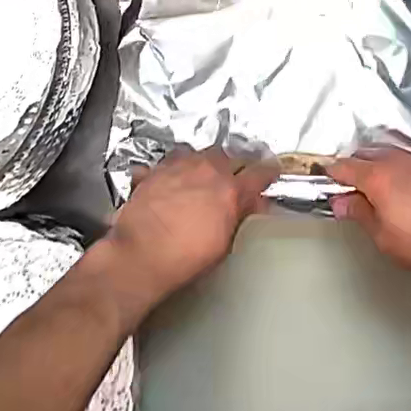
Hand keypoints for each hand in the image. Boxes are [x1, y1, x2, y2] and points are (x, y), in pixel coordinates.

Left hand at [103, 148, 278, 314]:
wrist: (138, 256)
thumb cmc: (183, 258)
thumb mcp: (224, 244)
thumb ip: (241, 216)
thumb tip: (255, 203)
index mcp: (231, 189)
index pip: (260, 172)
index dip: (268, 171)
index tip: (271, 171)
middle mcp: (208, 169)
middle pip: (231, 156)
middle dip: (235, 165)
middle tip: (234, 180)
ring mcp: (180, 165)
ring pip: (201, 152)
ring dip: (205, 162)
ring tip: (202, 177)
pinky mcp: (156, 169)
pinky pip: (171, 160)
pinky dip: (174, 168)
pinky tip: (170, 181)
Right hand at [327, 148, 410, 280]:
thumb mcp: (381, 235)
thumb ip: (358, 212)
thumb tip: (342, 202)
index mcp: (377, 176)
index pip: (346, 167)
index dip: (333, 173)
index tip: (327, 178)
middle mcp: (396, 161)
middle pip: (365, 155)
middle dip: (353, 166)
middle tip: (347, 186)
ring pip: (387, 153)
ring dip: (375, 164)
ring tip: (373, 185)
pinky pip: (406, 159)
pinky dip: (396, 166)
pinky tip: (399, 185)